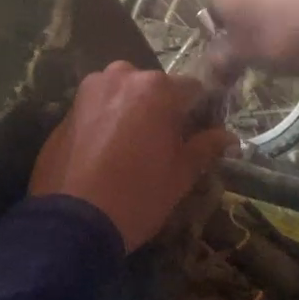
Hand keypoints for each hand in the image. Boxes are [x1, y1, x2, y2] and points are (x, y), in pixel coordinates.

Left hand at [30, 62, 234, 250]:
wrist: (71, 223)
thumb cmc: (137, 196)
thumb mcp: (181, 175)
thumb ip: (206, 147)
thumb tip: (230, 137)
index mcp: (156, 88)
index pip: (193, 89)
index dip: (200, 112)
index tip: (200, 135)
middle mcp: (123, 76)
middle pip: (155, 87)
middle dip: (164, 110)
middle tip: (166, 145)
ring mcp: (91, 89)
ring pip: (124, 93)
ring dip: (133, 110)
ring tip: (134, 148)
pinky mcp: (68, 107)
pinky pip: (99, 106)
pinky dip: (107, 120)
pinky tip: (107, 151)